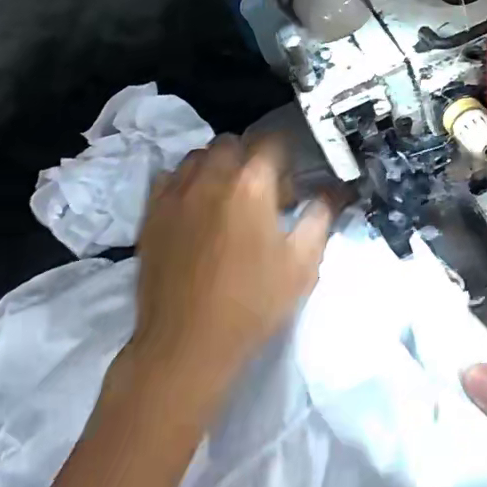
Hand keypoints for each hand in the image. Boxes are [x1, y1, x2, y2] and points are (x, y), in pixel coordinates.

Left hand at [127, 135, 334, 403]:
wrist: (186, 344)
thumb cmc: (252, 304)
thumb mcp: (303, 264)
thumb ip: (321, 217)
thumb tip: (335, 191)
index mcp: (251, 183)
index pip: (272, 142)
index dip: (287, 156)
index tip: (292, 181)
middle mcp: (211, 176)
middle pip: (233, 143)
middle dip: (250, 157)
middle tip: (261, 192)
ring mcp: (176, 192)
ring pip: (199, 156)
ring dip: (217, 166)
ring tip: (227, 198)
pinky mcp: (151, 212)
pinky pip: (170, 177)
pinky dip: (186, 182)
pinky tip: (195, 209)